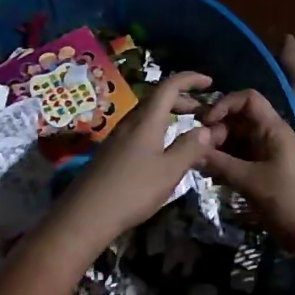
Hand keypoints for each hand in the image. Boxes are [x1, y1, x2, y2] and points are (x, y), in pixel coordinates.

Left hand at [47, 71, 225, 251]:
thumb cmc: (132, 190)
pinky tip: (163, 151)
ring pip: (148, 115)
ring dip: (170, 115)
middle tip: (203, 112)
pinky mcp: (111, 152)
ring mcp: (118, 137)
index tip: (210, 82)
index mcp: (146, 120)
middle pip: (158, 98)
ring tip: (187, 130)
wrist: (85, 215)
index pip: (170, 85)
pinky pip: (140, 130)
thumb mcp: (169, 171)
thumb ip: (190, 147)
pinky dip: (158, 130)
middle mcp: (130, 122)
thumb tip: (207, 129)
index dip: (190, 79)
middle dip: (183, 99)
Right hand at [199, 90, 294, 257]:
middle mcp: (270, 136)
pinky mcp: (265, 171)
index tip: (205, 123)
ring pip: (237, 140)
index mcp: (274, 129)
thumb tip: (192, 150)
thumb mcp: (251, 181)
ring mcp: (268, 154)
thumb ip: (221, 163)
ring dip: (218, 148)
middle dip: (216, 130)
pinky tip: (211, 176)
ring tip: (199, 164)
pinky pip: (240, 158)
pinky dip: (226, 162)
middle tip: (198, 150)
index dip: (225, 104)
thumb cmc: (289, 201)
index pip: (248, 99)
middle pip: (238, 120)